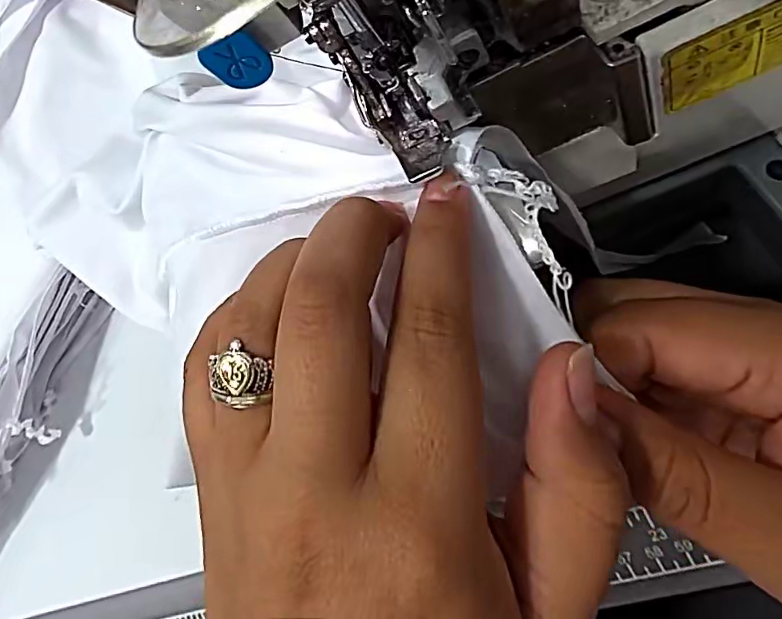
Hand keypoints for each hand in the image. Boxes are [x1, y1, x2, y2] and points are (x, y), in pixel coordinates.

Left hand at [184, 176, 630, 618]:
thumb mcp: (548, 616)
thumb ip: (576, 488)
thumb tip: (568, 366)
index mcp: (417, 525)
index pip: (427, 339)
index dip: (439, 251)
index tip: (443, 203)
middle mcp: (316, 494)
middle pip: (321, 310)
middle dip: (354, 232)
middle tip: (383, 213)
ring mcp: (245, 488)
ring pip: (249, 324)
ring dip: (294, 260)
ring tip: (336, 246)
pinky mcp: (210, 492)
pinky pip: (205, 368)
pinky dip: (241, 310)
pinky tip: (280, 303)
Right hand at [578, 280, 781, 618]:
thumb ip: (686, 475)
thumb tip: (577, 410)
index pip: (639, 321)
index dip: (583, 367)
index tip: (547, 420)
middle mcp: (767, 333)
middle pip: (626, 312)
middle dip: (578, 365)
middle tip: (547, 429)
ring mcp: (753, 361)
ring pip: (628, 341)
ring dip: (595, 389)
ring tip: (571, 442)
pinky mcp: (743, 393)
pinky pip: (652, 379)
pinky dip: (620, 410)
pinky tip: (607, 448)